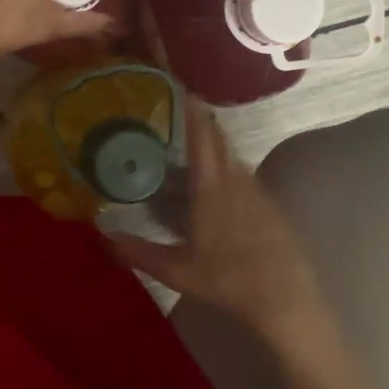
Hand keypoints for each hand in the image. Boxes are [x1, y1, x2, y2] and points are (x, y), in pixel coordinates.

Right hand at [111, 100, 323, 339]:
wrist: (284, 299)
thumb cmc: (226, 279)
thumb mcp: (176, 270)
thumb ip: (139, 252)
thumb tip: (103, 236)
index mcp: (211, 188)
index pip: (201, 139)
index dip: (193, 113)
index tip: (185, 90)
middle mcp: (236, 181)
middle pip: (220, 142)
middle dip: (204, 124)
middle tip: (184, 112)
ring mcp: (258, 194)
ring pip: (234, 160)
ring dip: (217, 148)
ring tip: (195, 149)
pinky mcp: (271, 209)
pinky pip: (246, 178)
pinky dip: (230, 171)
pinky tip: (221, 189)